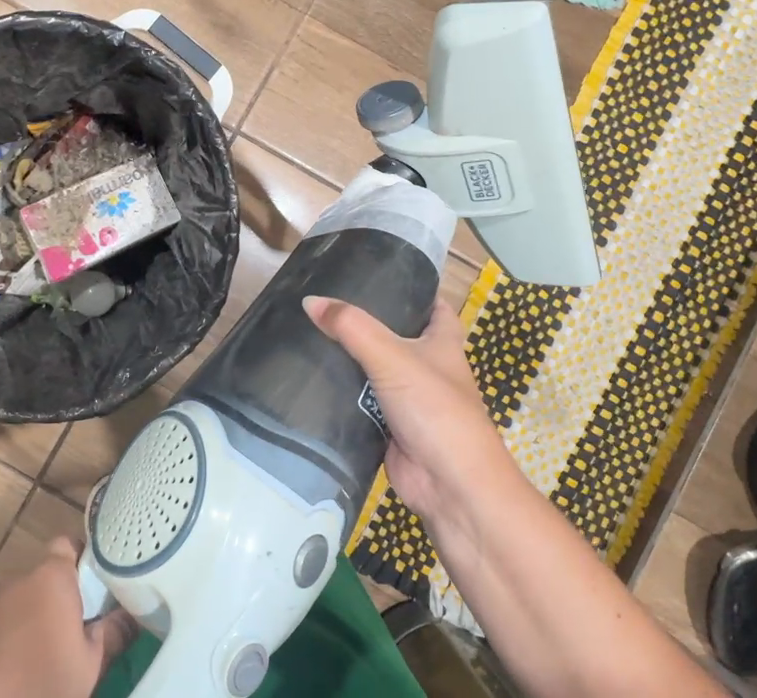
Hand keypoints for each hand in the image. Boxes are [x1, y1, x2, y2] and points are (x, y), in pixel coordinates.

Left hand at [0, 537, 135, 697]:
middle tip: (88, 622)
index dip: (86, 557)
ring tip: (58, 647)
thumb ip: (112, 634)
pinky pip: (8, 619)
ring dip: (42, 615)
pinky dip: (20, 632)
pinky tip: (28, 662)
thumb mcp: (88, 664)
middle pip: (49, 575)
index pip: (69, 544)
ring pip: (28, 599)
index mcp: (51, 578)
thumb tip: (131, 615)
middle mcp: (21, 580)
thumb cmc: (41, 681)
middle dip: (67, 595)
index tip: (103, 581)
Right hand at [303, 296, 496, 524]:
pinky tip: (310, 379)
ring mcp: (407, 400)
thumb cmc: (435, 409)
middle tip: (325, 303)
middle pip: (395, 336)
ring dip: (348, 359)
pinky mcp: (388, 427)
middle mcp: (428, 368)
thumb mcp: (392, 357)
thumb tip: (311, 300)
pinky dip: (341, 395)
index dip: (412, 288)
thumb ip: (352, 327)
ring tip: (307, 333)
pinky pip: (359, 403)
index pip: (432, 306)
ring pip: (373, 371)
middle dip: (366, 322)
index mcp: (443, 344)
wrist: (450, 484)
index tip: (377, 272)